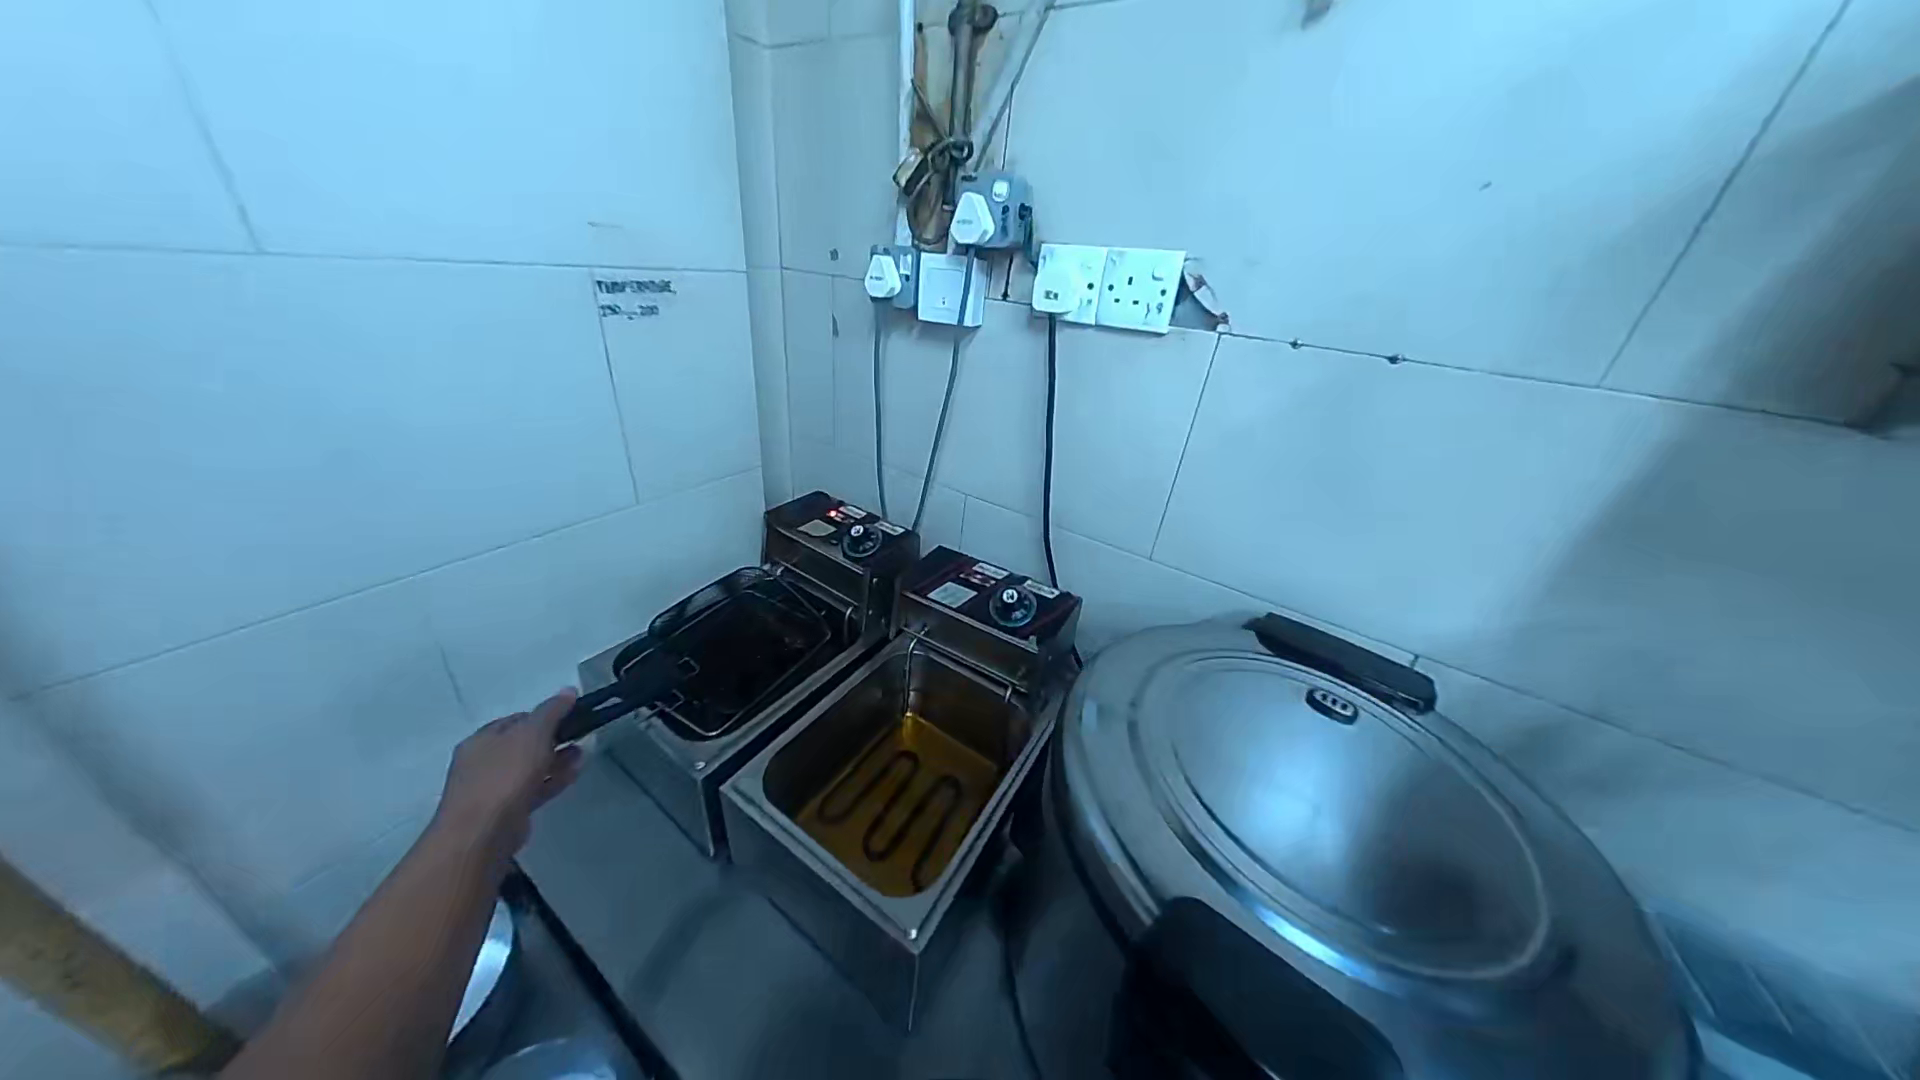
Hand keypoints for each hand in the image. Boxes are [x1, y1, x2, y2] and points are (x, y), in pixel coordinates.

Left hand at [433, 689, 583, 855]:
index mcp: (482, 739)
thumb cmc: (504, 775)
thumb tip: (568, 690)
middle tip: (579, 736)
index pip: (517, 719)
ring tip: (582, 755)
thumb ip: (552, 710)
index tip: (570, 716)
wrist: (482, 833)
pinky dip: (554, 780)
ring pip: (531, 767)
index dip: (544, 715)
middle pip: (524, 744)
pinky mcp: (506, 811)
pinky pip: (535, 788)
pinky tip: (574, 774)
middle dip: (554, 739)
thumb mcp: (532, 733)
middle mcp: (483, 762)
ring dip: (558, 760)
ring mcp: (493, 788)